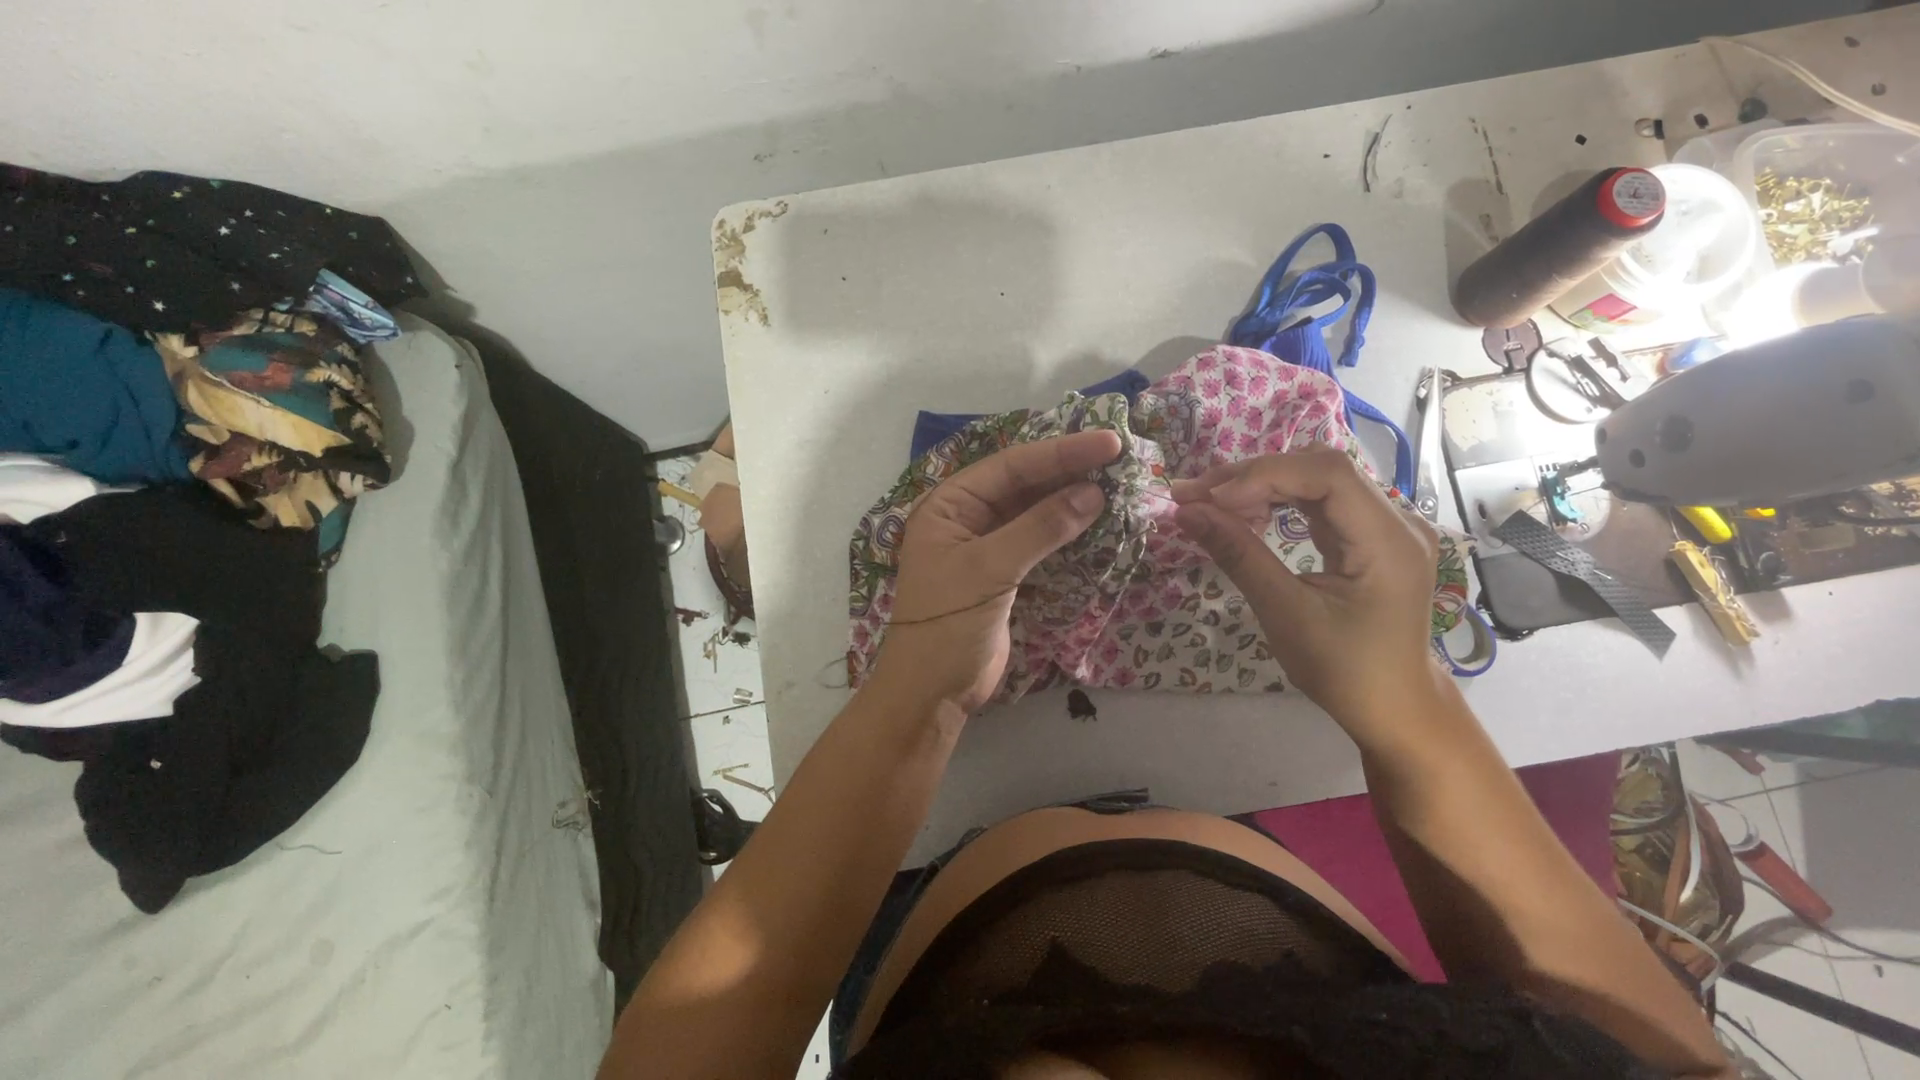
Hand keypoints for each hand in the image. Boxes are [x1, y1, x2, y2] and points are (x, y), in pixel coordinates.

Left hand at [869, 430, 1121, 714]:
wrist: (932, 693)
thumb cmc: (948, 625)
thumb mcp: (991, 570)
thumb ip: (1040, 529)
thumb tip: (1093, 493)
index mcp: (949, 505)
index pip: (1011, 466)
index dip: (1061, 452)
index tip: (1109, 443)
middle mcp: (966, 518)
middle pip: (1025, 483)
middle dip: (1069, 470)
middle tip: (1121, 458)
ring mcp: (987, 546)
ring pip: (1035, 511)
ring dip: (1072, 499)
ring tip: (1117, 484)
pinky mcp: (1005, 575)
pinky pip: (1040, 541)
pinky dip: (1068, 532)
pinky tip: (1098, 521)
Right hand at [1171, 448, 1441, 736]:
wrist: (1394, 707)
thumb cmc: (1344, 670)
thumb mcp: (1285, 614)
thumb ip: (1239, 556)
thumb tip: (1187, 512)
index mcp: (1390, 541)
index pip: (1327, 474)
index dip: (1263, 475)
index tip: (1208, 499)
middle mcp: (1398, 521)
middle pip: (1321, 469)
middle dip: (1254, 476)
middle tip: (1193, 495)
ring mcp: (1388, 525)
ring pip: (1317, 480)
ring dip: (1261, 486)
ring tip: (1209, 504)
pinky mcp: (1372, 535)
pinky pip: (1321, 501)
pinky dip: (1278, 502)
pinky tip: (1244, 514)